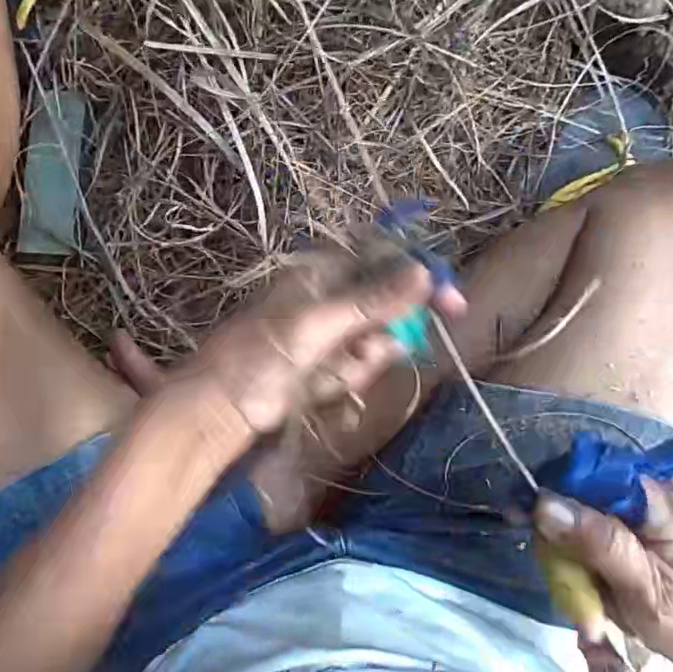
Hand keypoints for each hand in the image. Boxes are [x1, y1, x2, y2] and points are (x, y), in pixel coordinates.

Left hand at [109, 251, 463, 435]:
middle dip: (384, 335)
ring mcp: (332, 332)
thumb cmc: (259, 356)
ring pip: (378, 341)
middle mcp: (332, 297)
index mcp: (324, 273)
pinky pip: (361, 366)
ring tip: (326, 374)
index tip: (452, 302)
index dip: (420, 278)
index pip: (386, 263)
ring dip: (362, 361)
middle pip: (388, 306)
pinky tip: (323, 386)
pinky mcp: (330, 363)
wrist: (220, 408)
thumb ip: (371, 301)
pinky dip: (349, 377)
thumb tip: (423, 271)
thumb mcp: (317, 325)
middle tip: (363, 356)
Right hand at [534, 482, 672, 671]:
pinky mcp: (650, 536)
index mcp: (668, 504)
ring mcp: (656, 517)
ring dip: (575, 550)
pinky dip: (588, 556)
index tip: (524, 514)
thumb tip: (544, 503)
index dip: (558, 490)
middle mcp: (662, 499)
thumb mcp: (646, 592)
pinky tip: (592, 586)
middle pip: (591, 493)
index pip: (598, 474)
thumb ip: (599, 543)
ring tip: (577, 591)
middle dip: (564, 529)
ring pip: (592, 514)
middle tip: (551, 566)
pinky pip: (604, 531)